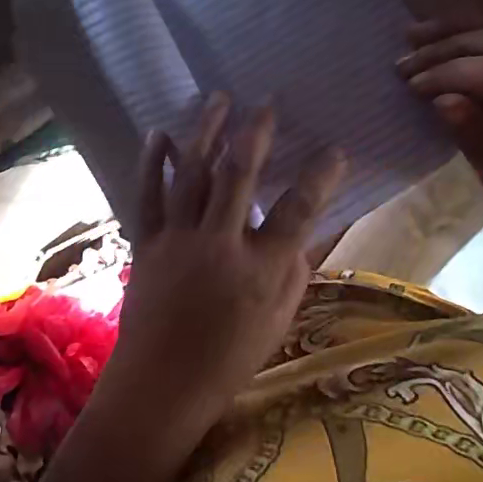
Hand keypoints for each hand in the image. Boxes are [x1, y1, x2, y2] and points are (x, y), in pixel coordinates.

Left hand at [100, 94, 345, 435]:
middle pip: (239, 175)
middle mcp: (220, 245)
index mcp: (261, 269)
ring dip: (206, 131)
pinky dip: (154, 162)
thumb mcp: (280, 318)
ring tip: (218, 98)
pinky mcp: (146, 243)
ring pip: (192, 173)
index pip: (300, 210)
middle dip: (256, 132)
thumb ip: (297, 269)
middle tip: (267, 102)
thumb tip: (315, 227)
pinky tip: (160, 134)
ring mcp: (178, 240)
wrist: (163, 383)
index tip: (336, 149)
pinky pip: (148, 195)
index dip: (321, 175)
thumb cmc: (229, 358)